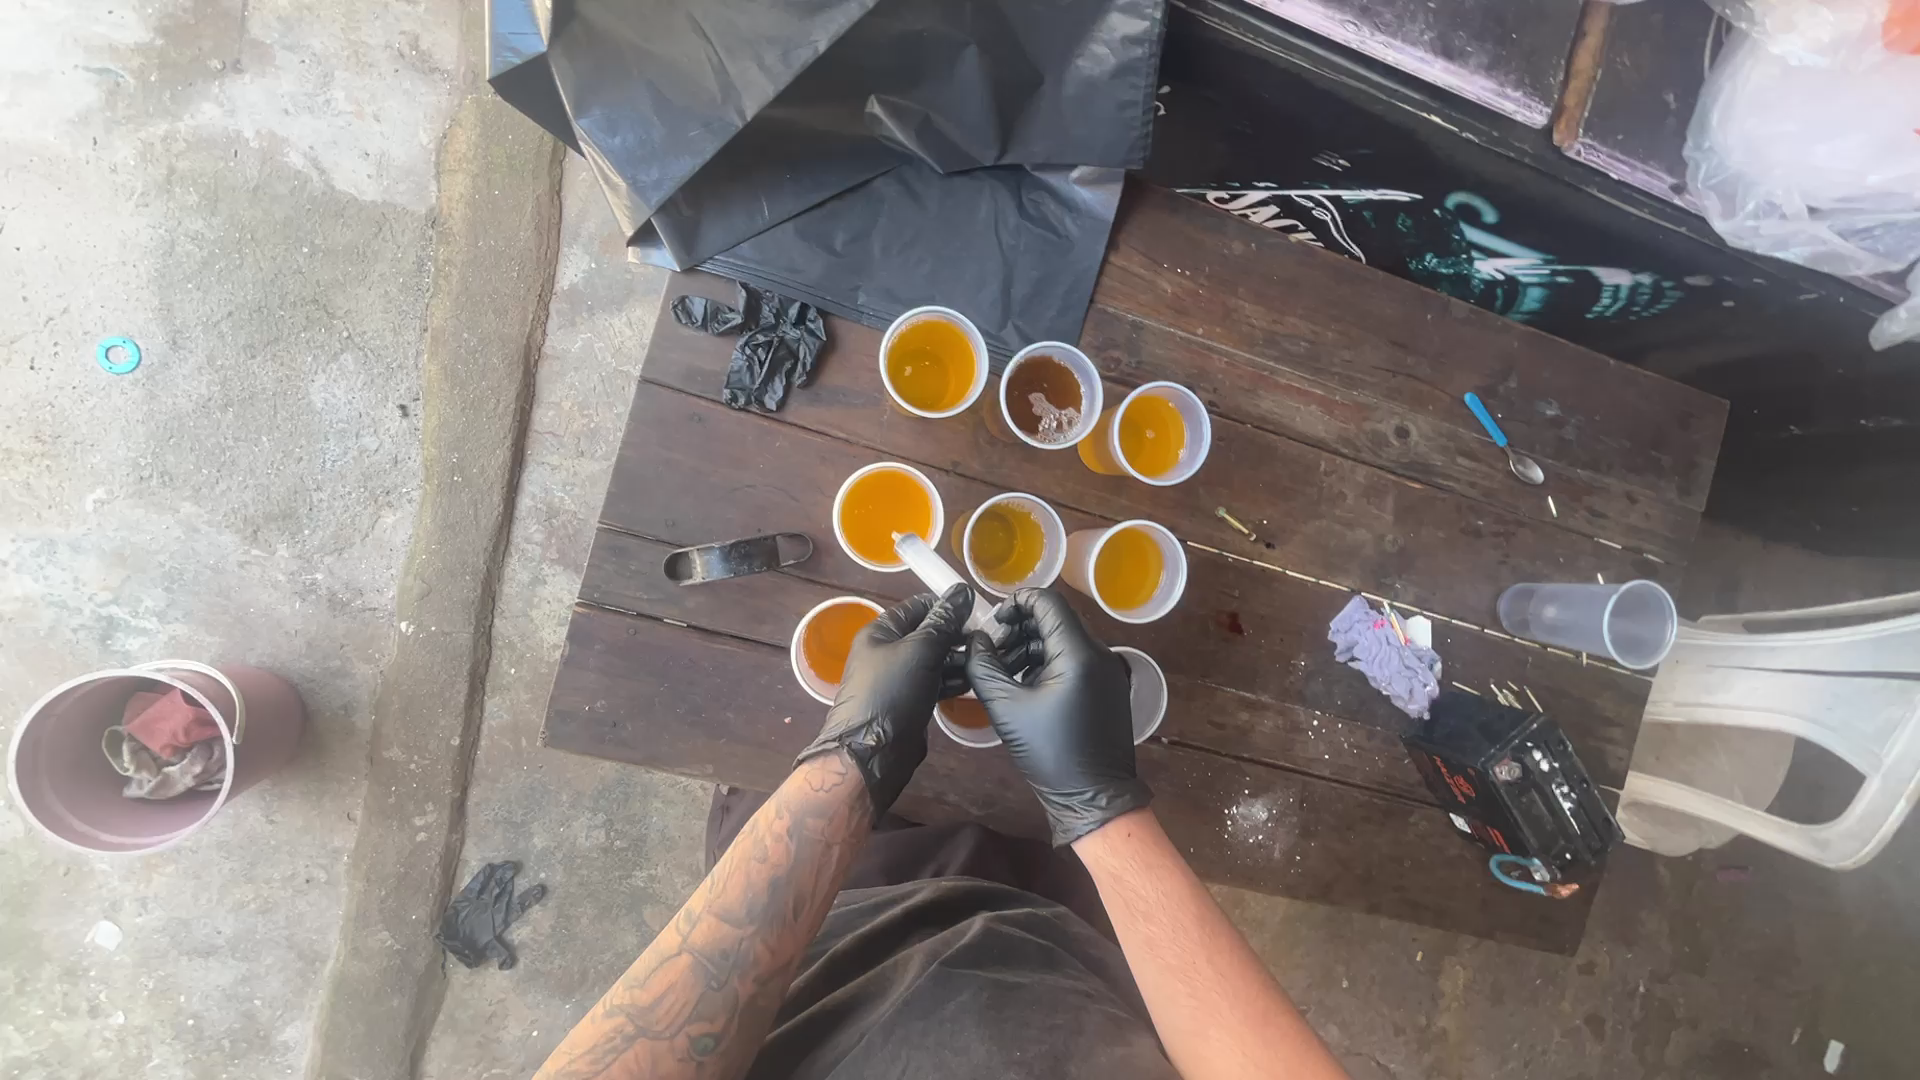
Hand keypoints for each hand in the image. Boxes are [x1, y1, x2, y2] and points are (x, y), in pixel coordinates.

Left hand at [796, 583, 972, 818]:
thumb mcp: (920, 650)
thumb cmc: (892, 692)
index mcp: (882, 630)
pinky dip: (954, 680)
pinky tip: (975, 681)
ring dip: (960, 659)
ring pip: (936, 659)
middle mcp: (889, 650)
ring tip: (987, 660)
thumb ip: (944, 621)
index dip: (949, 607)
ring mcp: (900, 677)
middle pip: (930, 633)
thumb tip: (963, 590)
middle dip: (958, 635)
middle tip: (991, 640)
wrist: (872, 754)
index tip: (980, 614)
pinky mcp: (911, 700)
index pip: (920, 606)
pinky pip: (937, 681)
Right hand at [964, 587, 1149, 845]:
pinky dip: (1047, 661)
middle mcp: (1099, 653)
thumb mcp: (1006, 708)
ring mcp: (1107, 670)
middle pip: (1055, 618)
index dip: (1016, 602)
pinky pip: (1074, 658)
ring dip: (1031, 645)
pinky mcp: (1106, 685)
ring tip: (1003, 668)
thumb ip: (983, 666)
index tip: (993, 622)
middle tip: (993, 648)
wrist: (1093, 797)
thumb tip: (974, 639)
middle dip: (1020, 626)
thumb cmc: (1049, 753)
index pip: (1048, 601)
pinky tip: (1024, 682)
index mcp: (1079, 653)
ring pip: (1063, 638)